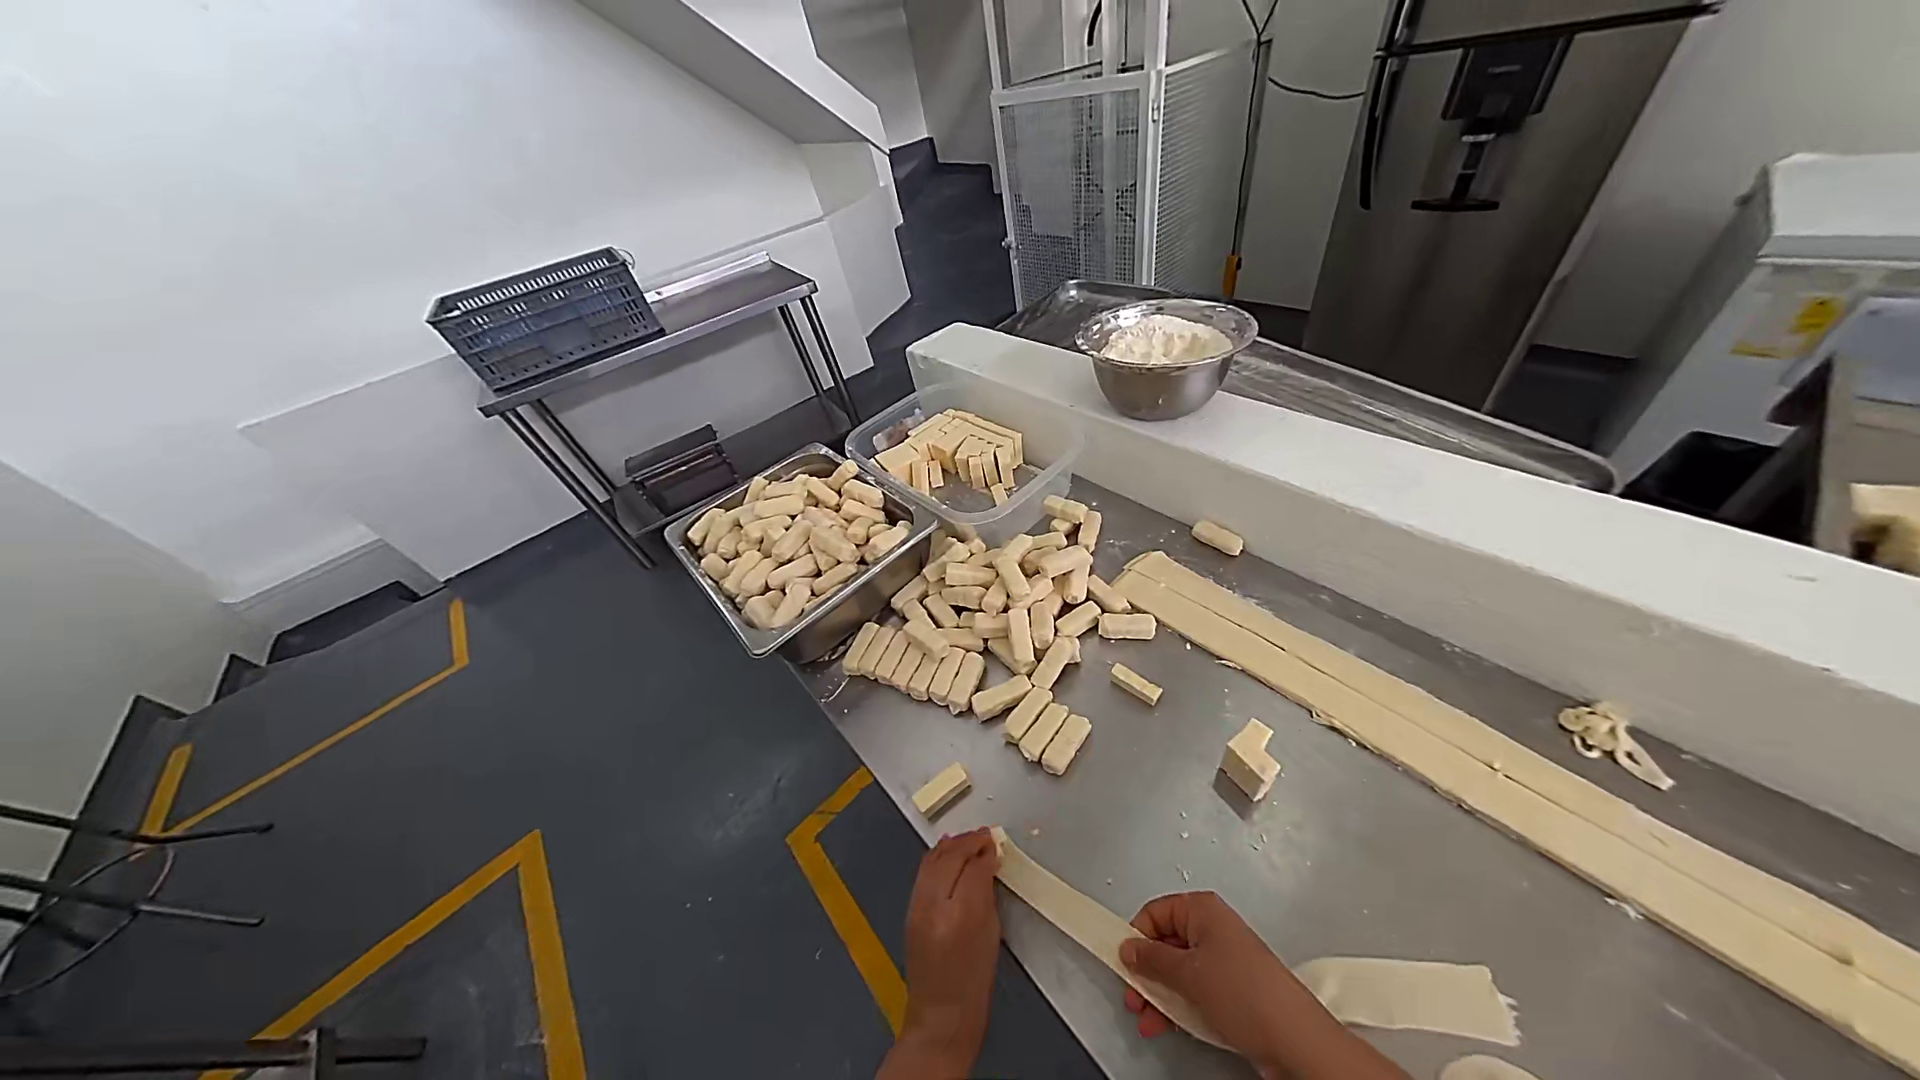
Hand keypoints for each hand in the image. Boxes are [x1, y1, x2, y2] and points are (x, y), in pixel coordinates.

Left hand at [878, 828, 1000, 1079]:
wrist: (940, 1017)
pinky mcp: (908, 910)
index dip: (985, 851)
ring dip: (951, 845)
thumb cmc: (975, 981)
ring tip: (969, 838)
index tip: (995, 842)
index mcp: (960, 916)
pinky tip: (948, 851)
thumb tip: (987, 863)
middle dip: (968, 842)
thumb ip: (987, 894)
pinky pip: (924, 872)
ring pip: (932, 860)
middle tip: (985, 835)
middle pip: (949, 858)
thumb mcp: (991, 935)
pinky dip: (937, 857)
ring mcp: (916, 906)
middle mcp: (933, 905)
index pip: (972, 868)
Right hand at [1120, 891, 1407, 1079]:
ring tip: (1149, 1019)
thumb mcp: (1186, 975)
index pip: (1154, 912)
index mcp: (1202, 909)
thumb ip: (1150, 960)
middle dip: (1146, 973)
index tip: (1124, 963)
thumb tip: (1129, 949)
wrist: (1296, 1041)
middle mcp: (1213, 928)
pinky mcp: (1234, 988)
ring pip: (1179, 970)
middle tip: (1134, 997)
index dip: (1135, 938)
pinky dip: (1180, 1005)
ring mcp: (1225, 958)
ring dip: (1160, 995)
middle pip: (1165, 943)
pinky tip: (1168, 1025)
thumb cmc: (1245, 994)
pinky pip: (1196, 989)